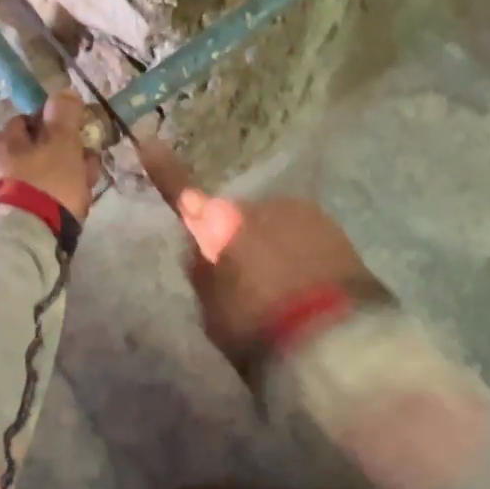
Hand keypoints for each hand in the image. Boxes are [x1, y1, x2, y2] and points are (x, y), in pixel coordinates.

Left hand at [0, 88, 100, 221]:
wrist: (21, 241)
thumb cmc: (45, 185)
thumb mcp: (61, 144)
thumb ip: (63, 116)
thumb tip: (64, 92)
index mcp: (1, 140)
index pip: (30, 122)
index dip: (56, 129)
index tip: (77, 143)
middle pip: (31, 152)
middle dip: (58, 159)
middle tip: (84, 174)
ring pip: (31, 178)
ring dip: (54, 183)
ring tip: (77, 199)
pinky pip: (27, 201)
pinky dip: (43, 203)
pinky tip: (58, 214)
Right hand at [136, 138, 376, 366]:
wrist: (336, 345)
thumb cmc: (259, 329)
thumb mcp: (213, 313)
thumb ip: (204, 276)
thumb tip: (201, 252)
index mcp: (225, 224)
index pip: (186, 196)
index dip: (167, 172)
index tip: (149, 143)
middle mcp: (265, 207)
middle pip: (240, 219)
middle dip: (240, 240)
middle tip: (246, 286)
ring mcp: (307, 216)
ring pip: (278, 227)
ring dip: (275, 248)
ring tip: (285, 295)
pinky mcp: (340, 234)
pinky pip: (308, 240)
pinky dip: (303, 257)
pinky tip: (311, 292)